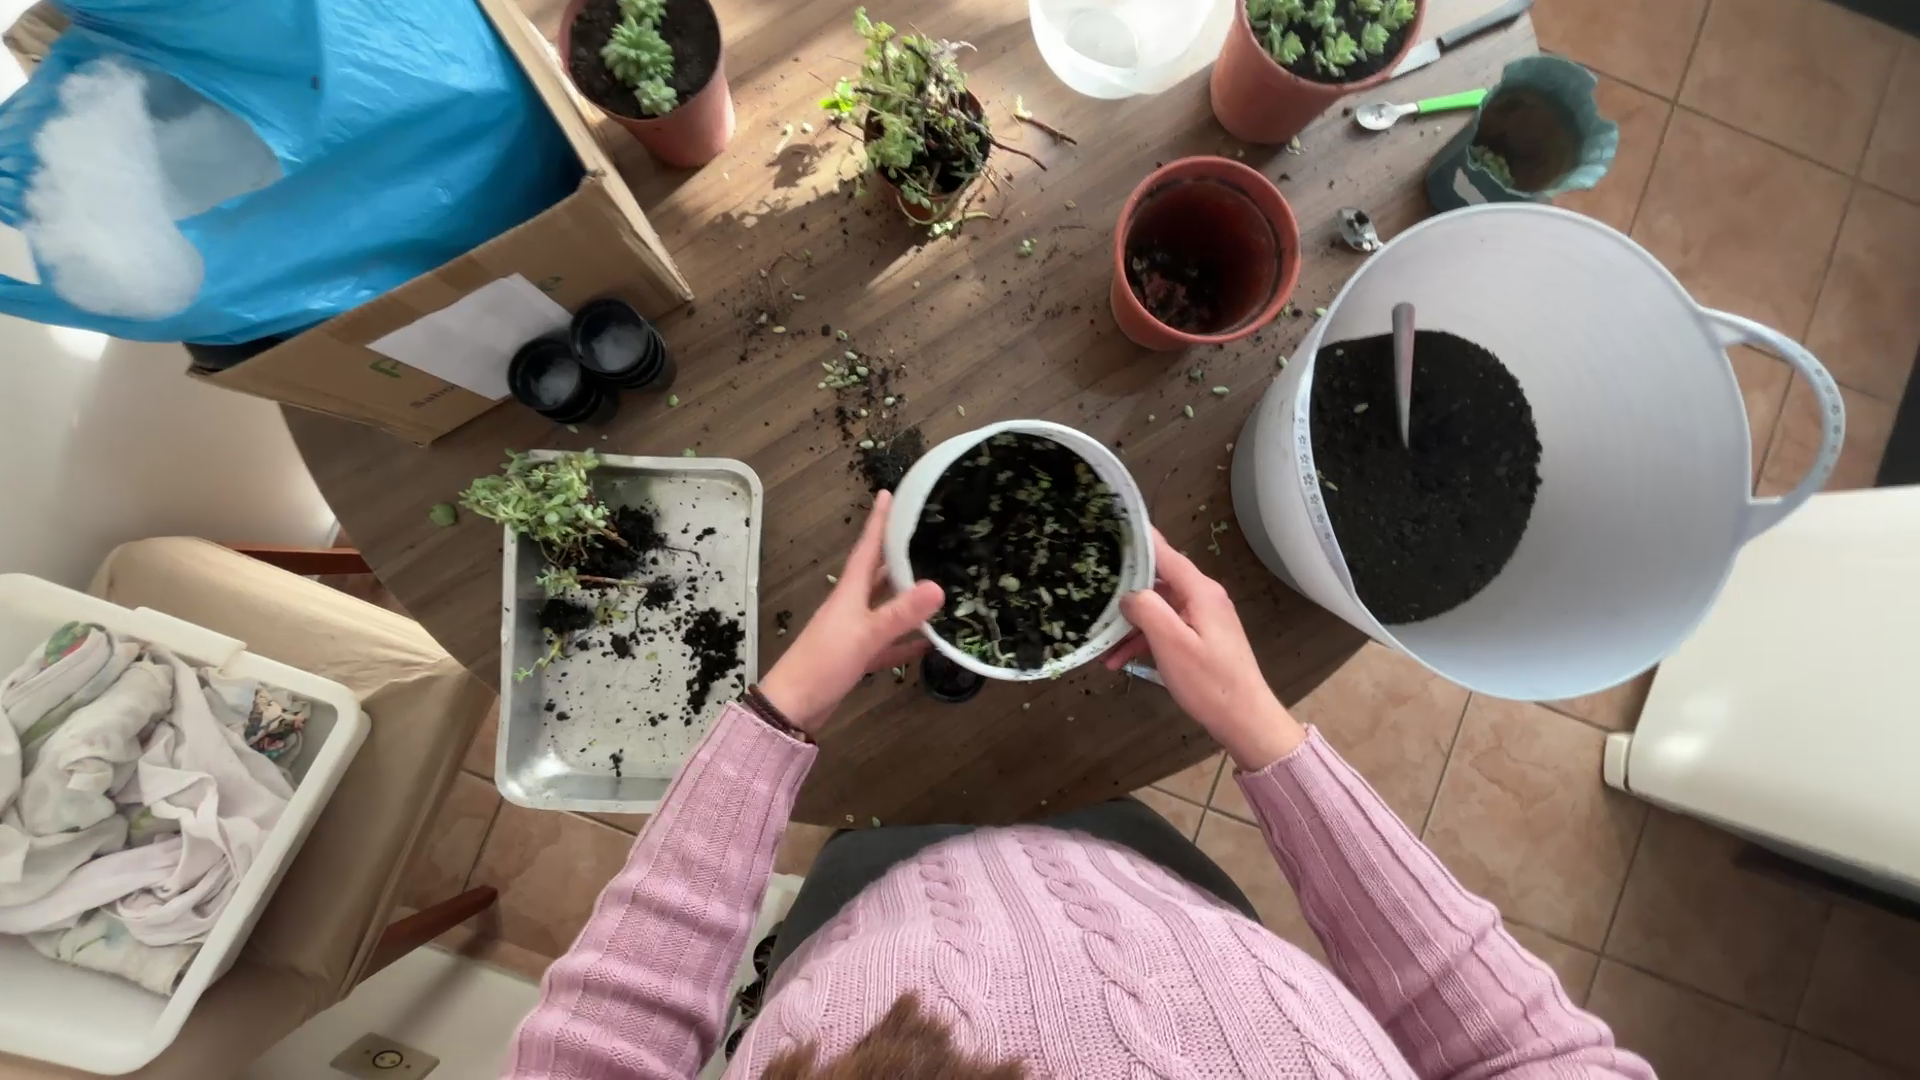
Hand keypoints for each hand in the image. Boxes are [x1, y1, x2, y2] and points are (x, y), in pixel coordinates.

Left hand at [760, 491, 943, 733]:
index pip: (868, 548)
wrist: (793, 707)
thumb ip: (900, 614)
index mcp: (850, 591)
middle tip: (928, 536)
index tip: (889, 494)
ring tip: (939, 583)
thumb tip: (939, 587)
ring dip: (908, 598)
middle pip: (880, 573)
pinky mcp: (857, 656)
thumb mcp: (865, 634)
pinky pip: (888, 642)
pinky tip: (930, 641)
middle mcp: (852, 605)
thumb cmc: (824, 662)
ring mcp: (854, 631)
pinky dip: (907, 640)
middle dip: (901, 554)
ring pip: (886, 607)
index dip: (879, 522)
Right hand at [1104, 530, 1306, 770]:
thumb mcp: (1171, 644)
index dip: (1136, 539)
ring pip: (1156, 606)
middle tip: (1090, 587)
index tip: (1107, 527)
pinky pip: (1164, 627)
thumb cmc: (1209, 682)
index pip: (1163, 551)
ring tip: (1100, 641)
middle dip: (1123, 587)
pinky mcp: (1199, 636)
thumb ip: (1147, 609)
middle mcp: (1202, 596)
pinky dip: (1142, 638)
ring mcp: (1201, 617)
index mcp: (1199, 590)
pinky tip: (1118, 659)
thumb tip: (1127, 594)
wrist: (1245, 720)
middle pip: (1156, 579)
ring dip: (1129, 622)